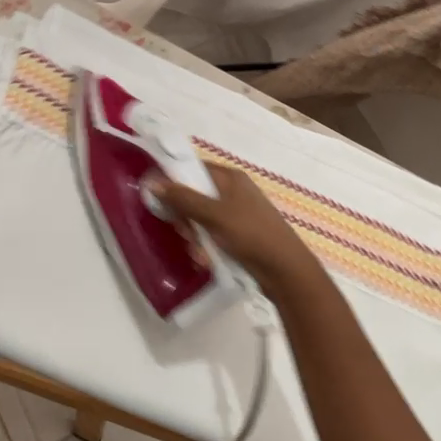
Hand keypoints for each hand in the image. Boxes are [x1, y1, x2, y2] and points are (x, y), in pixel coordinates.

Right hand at [156, 165, 316, 293]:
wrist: (287, 272)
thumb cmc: (252, 235)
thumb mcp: (214, 215)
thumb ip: (183, 198)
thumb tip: (152, 182)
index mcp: (230, 178)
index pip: (193, 168)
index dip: (173, 180)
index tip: (159, 199)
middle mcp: (232, 192)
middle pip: (194, 195)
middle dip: (185, 217)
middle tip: (184, 232)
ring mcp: (236, 214)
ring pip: (200, 218)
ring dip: (195, 236)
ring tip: (199, 252)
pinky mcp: (238, 235)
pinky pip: (212, 234)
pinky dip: (206, 246)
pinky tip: (206, 260)